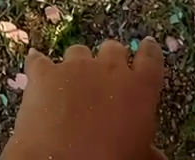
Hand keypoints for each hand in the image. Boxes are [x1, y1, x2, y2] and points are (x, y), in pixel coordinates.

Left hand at [1, 40, 164, 159]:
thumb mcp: (138, 158)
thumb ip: (148, 149)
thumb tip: (157, 155)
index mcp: (139, 90)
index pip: (151, 58)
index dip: (149, 51)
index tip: (148, 45)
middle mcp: (109, 69)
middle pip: (114, 49)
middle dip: (111, 60)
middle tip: (106, 79)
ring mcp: (75, 67)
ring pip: (79, 52)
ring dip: (78, 65)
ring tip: (72, 86)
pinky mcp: (44, 72)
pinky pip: (40, 59)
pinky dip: (39, 64)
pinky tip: (37, 66)